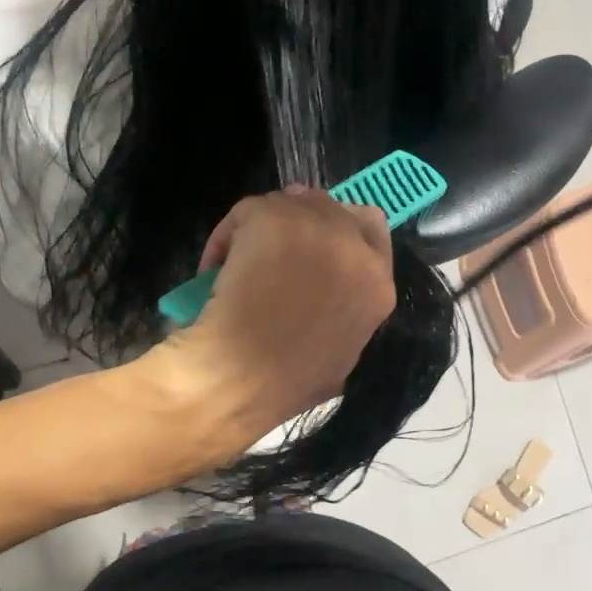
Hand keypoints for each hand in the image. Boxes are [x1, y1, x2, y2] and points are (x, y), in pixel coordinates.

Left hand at [138, 186, 397, 454]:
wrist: (244, 377)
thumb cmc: (287, 385)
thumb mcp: (340, 363)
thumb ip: (345, 323)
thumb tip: (326, 313)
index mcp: (377, 288)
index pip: (372, 231)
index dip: (336, 237)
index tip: (308, 254)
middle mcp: (356, 248)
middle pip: (329, 209)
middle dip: (301, 226)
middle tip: (269, 255)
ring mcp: (317, 226)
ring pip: (289, 205)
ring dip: (266, 229)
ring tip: (240, 267)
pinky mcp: (274, 216)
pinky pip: (248, 214)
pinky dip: (227, 238)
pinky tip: (214, 272)